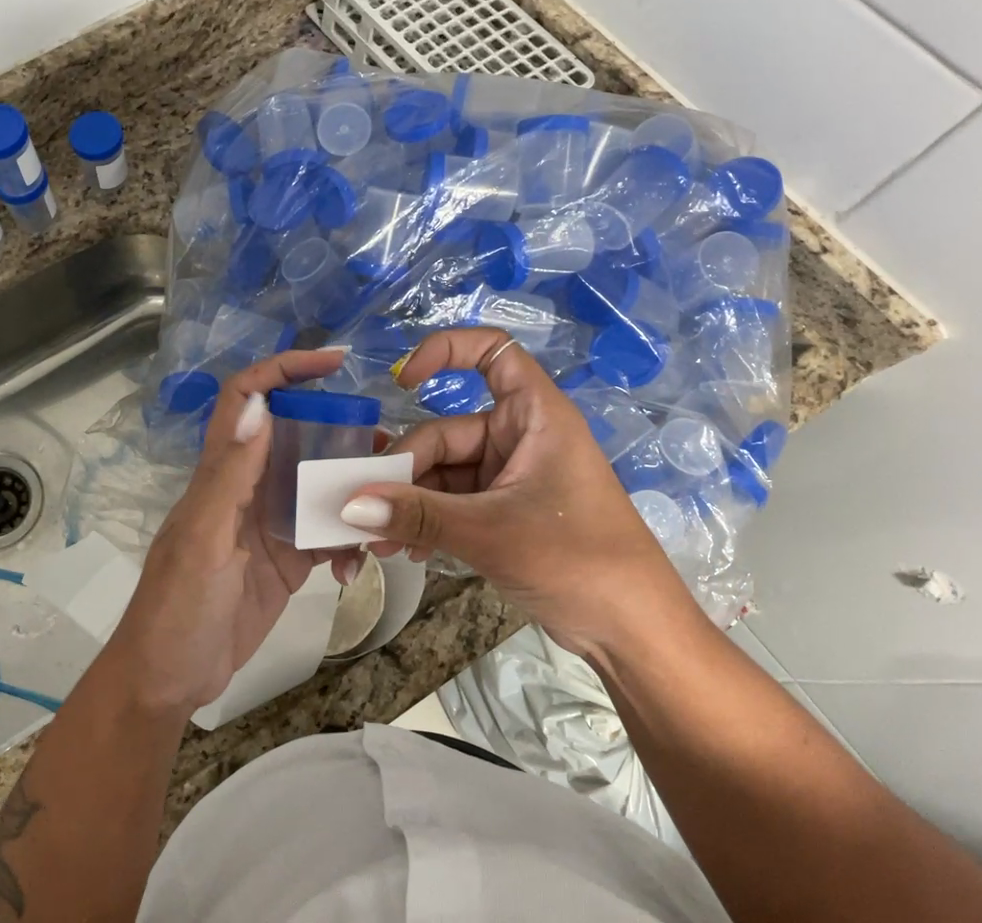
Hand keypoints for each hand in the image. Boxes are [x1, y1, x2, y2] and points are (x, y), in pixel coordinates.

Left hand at [101, 348, 360, 715]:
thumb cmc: (177, 607)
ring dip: (351, 492)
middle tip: (389, 445)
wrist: (169, 679)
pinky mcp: (285, 563)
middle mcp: (245, 490)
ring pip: (317, 488)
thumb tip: (260, 405)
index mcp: (220, 474)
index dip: (284, 370)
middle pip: (296, 439)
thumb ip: (230, 476)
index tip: (336, 362)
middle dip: (340, 434)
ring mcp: (267, 527)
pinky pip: (325, 538)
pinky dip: (346, 545)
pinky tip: (357, 567)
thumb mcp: (202, 540)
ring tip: (390, 503)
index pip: (247, 399)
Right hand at [337, 328, 691, 658]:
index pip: (492, 352)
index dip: (446, 351)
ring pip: (443, 474)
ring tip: (379, 541)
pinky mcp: (505, 515)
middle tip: (365, 509)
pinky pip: (452, 504)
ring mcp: (512, 478)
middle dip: (404, 471)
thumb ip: (416, 515)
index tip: (401, 381)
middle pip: (446, 433)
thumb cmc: (576, 559)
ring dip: (409, 504)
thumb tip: (349, 505)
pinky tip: (405, 550)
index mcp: (535, 417)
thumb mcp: (488, 532)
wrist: (632, 630)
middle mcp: (522, 439)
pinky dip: (427, 522)